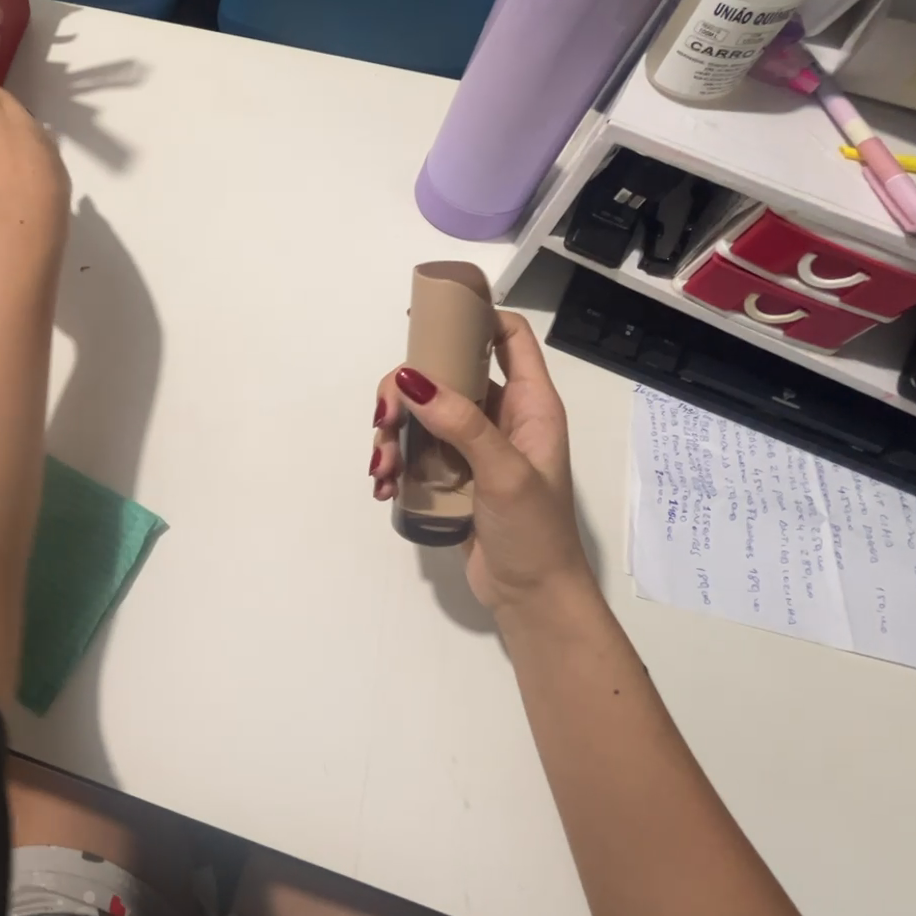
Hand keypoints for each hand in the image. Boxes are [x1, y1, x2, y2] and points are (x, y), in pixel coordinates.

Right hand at [370, 310, 591, 610]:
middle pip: (445, 374)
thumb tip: (410, 379)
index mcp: (529, 405)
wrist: (530, 598)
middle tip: (382, 419)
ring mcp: (471, 446)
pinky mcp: (449, 474)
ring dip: (392, 435)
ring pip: (420, 414)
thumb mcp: (504, 473)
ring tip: (384, 471)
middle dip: (405, 392)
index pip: (508, 338)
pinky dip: (393, 462)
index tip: (427, 321)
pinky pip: (413, 450)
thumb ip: (460, 424)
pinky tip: (385, 487)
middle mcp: (499, 417)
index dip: (473, 318)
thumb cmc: (534, 532)